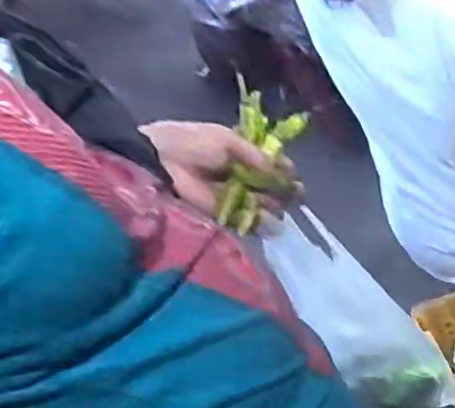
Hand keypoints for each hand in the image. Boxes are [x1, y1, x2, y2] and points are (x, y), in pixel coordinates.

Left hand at [138, 120, 298, 217]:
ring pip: (273, 206)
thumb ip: (254, 154)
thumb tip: (283, 170)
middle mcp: (248, 179)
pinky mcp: (235, 216)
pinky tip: (262, 212)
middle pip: (279, 188)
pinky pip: (259, 222)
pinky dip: (265, 220)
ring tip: (264, 199)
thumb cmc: (191, 143)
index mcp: (246, 157)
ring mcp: (243, 199)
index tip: (291, 172)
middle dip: (287, 189)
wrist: (163, 163)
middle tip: (291, 190)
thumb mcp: (225, 138)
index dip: (286, 169)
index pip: (276, 166)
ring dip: (274, 203)